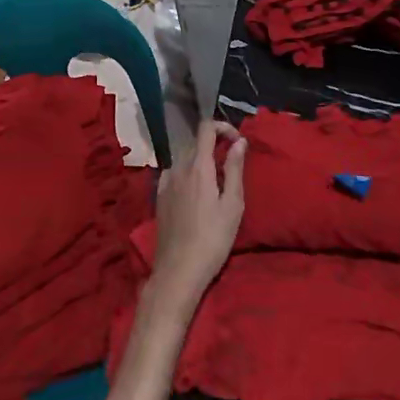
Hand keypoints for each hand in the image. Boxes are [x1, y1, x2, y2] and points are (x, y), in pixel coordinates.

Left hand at [149, 120, 247, 312]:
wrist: (178, 272)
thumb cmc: (213, 239)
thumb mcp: (233, 204)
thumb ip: (235, 169)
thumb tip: (240, 142)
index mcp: (198, 166)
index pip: (206, 128)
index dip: (223, 127)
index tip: (238, 141)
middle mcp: (178, 168)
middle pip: (195, 142)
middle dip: (214, 143)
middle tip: (232, 161)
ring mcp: (165, 183)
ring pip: (184, 157)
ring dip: (201, 158)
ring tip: (216, 178)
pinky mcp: (159, 198)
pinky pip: (174, 172)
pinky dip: (187, 171)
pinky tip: (196, 190)